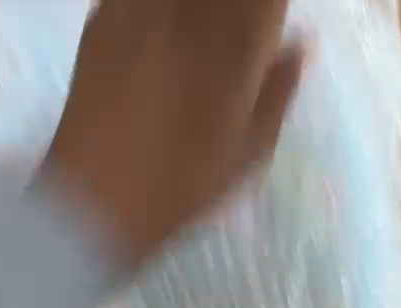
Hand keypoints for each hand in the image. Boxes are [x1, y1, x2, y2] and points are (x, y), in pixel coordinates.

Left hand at [42, 0, 305, 268]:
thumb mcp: (249, 153)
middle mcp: (193, 14)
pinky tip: (164, 31)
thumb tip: (299, 46)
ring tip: (201, 34)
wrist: (101, 196)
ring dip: (199, 9)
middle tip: (237, 31)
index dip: (269, 10)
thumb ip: (277, 92)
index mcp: (238, 46)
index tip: (269, 25)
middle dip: (237, 8)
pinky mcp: (105, 13)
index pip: (267, 0)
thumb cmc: (185, 185)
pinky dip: (162, 7)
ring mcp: (145, 8)